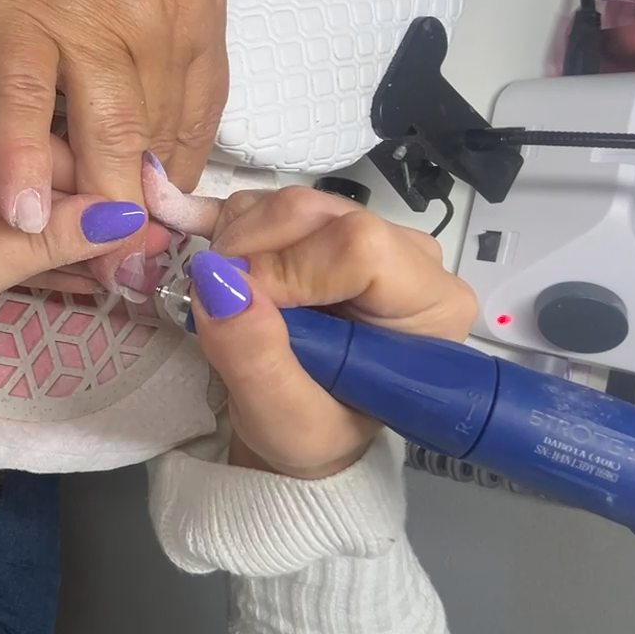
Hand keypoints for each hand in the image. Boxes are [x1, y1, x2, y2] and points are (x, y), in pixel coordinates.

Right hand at [0, 0, 227, 294]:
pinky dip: (25, 163)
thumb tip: (179, 61)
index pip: (199, 114)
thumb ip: (186, 5)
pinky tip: (23, 213)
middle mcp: (156, 26)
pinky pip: (27, 103)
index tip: (169, 223)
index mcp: (196, 9)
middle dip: (149, 213)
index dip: (185, 179)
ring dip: (96, 207)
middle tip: (137, 272)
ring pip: (101, 133)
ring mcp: (88, 24)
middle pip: (157, 137)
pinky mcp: (22, 18)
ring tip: (90, 266)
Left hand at [0, 121, 148, 390]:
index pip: (23, 147)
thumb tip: (124, 218)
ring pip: (25, 219)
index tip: (145, 204)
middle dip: (87, 215)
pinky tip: (96, 279)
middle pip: (29, 184)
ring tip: (137, 264)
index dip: (86, 176)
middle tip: (151, 241)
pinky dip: (45, 265)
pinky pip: (9, 248)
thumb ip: (41, 241)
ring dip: (73, 243)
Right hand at [184, 186, 476, 478]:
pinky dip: (218, 228)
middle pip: (312, 213)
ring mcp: (355, 231)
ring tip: (226, 300)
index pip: (357, 246)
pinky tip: (208, 263)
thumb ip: (254, 355)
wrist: (297, 420)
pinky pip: (256, 204)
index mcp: (427, 304)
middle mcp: (404, 255)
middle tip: (221, 304)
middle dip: (248, 252)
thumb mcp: (284, 417)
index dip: (284, 268)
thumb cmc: (311, 429)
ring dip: (231, 244)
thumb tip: (217, 282)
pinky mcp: (311, 225)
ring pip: (278, 204)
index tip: (240, 309)